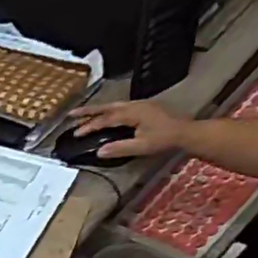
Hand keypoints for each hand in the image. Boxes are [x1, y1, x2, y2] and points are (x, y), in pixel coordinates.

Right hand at [70, 100, 193, 158]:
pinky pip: (120, 107)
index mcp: (133, 113)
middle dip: (88, 111)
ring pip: (114, 105)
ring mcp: (140, 105)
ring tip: (82, 114)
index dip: (90, 126)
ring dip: (97, 110)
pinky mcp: (144, 108)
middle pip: (107, 107)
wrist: (186, 132)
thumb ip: (120, 148)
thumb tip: (98, 151)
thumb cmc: (164, 139)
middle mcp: (135, 105)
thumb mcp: (141, 146)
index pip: (107, 119)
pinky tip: (104, 115)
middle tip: (71, 114)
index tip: (76, 134)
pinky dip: (107, 110)